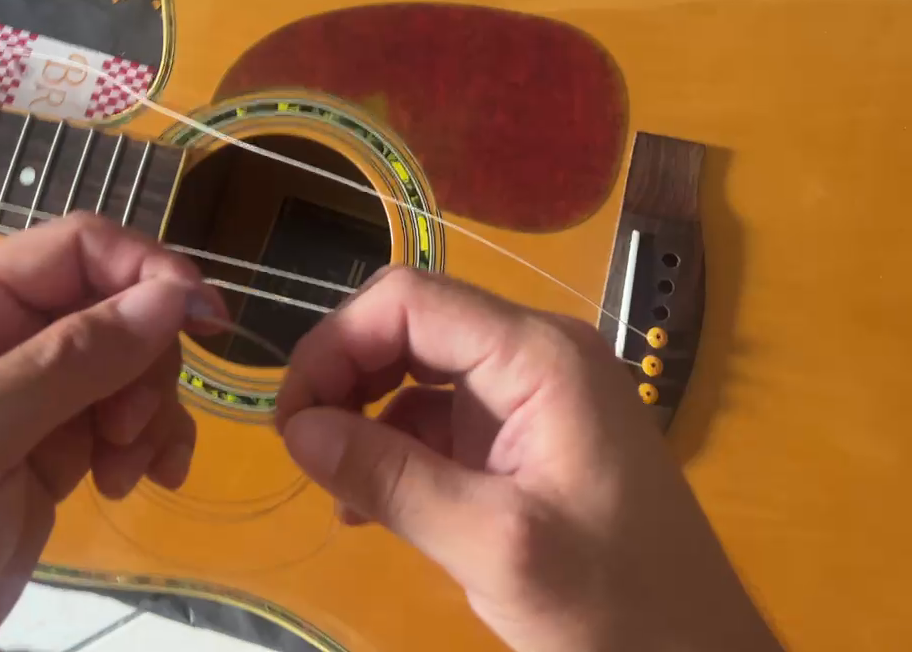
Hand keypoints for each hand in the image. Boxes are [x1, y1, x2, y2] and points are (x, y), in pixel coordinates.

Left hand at [0, 214, 219, 651]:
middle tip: (129, 428)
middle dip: (143, 361)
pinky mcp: (64, 432)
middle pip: (118, 302)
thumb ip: (74, 359)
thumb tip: (176, 295)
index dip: (147, 268)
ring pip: (136, 356)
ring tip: (123, 469)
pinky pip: (136, 408)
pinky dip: (152, 439)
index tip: (203, 316)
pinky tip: (142, 480)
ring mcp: (37, 382)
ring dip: (149, 409)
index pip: (79, 246)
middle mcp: (5, 328)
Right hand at [275, 269, 781, 651]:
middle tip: (302, 446)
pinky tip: (370, 500)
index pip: (411, 299)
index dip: (339, 342)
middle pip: (413, 324)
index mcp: (537, 352)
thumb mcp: (496, 548)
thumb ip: (392, 481)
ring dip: (365, 411)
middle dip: (347, 374)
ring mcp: (529, 390)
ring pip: (419, 367)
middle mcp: (532, 351)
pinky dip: (397, 445)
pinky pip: (440, 414)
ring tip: (333, 480)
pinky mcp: (523, 430)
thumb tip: (296, 431)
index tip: (293, 418)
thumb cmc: (618, 611)